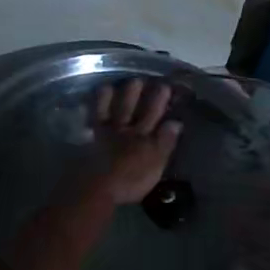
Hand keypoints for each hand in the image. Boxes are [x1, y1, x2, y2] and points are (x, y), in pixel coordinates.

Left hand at [88, 79, 183, 204]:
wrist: (97, 188)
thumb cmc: (130, 182)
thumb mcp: (156, 166)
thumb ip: (166, 143)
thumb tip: (176, 122)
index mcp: (146, 139)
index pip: (157, 117)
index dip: (163, 102)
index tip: (169, 89)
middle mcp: (128, 130)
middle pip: (138, 109)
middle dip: (146, 94)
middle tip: (151, 81)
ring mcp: (109, 131)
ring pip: (118, 107)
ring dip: (124, 94)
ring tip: (128, 82)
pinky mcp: (93, 135)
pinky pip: (97, 113)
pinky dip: (100, 101)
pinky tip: (102, 92)